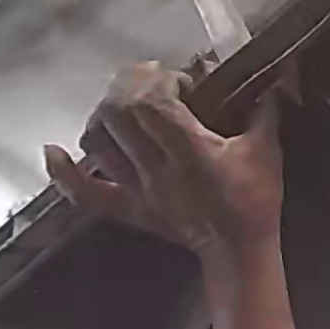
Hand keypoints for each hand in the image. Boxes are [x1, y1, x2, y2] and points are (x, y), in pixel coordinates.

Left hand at [43, 62, 282, 263]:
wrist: (239, 250)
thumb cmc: (255, 200)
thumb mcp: (268, 152)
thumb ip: (266, 113)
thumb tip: (274, 79)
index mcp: (191, 153)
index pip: (153, 104)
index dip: (158, 80)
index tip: (180, 78)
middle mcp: (156, 169)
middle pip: (119, 114)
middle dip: (130, 85)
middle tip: (150, 79)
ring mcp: (136, 190)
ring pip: (97, 142)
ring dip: (103, 112)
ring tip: (124, 103)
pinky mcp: (127, 208)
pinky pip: (85, 192)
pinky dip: (63, 172)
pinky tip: (55, 150)